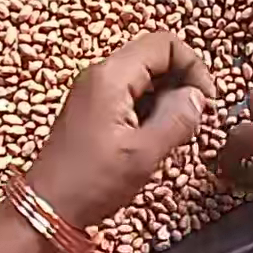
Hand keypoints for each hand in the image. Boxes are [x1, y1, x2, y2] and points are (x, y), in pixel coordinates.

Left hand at [27, 32, 216, 228]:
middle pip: (154, 58)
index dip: (194, 66)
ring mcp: (93, 92)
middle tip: (194, 120)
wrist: (46, 209)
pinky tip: (153, 140)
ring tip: (174, 135)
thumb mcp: (143, 154)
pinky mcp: (92, 110)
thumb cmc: (91, 183)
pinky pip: (130, 97)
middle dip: (182, 83)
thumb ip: (177, 119)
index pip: (164, 43)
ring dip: (167, 100)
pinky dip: (150, 111)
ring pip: (144, 79)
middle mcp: (100, 75)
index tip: (206, 100)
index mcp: (111, 76)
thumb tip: (198, 96)